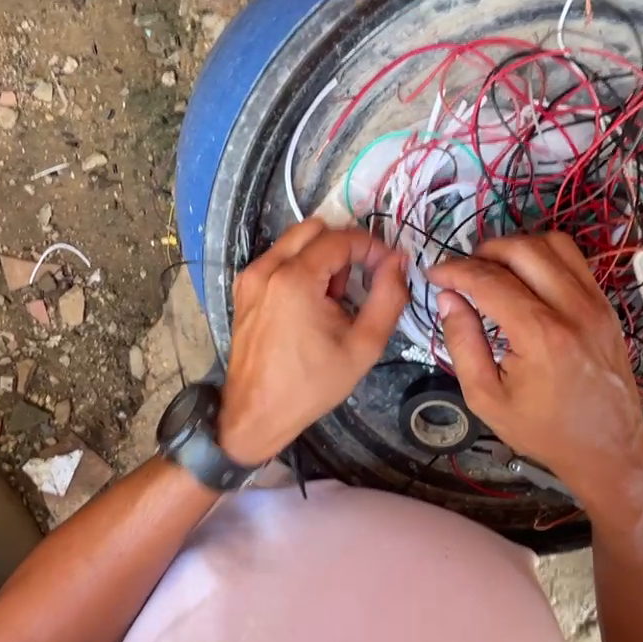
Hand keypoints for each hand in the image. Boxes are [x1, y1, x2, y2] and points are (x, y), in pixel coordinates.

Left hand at [218, 219, 408, 463]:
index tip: (388, 268)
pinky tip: (311, 303)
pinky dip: (300, 268)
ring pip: (294, 242)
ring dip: (321, 257)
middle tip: (359, 281)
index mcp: (295, 279)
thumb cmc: (311, 385)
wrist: (257, 412)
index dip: (371, 247)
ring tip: (334, 298)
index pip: (341, 239)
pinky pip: (278, 259)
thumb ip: (388, 298)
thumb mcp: (363, 345)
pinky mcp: (244, 289)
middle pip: (314, 229)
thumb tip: (398, 263)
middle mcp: (267, 268)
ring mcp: (251, 277)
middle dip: (344, 247)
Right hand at [427, 233, 642, 518]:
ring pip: (553, 244)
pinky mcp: (606, 305)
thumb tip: (448, 298)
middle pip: (523, 249)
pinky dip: (543, 257)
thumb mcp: (485, 397)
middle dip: (483, 251)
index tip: (433, 274)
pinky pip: (574, 260)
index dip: (454, 270)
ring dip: (516, 248)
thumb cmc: (542, 430)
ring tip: (493, 270)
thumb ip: (462, 343)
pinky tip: (524, 279)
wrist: (608, 449)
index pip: (489, 281)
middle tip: (462, 272)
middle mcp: (573, 309)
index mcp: (541, 335)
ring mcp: (596, 303)